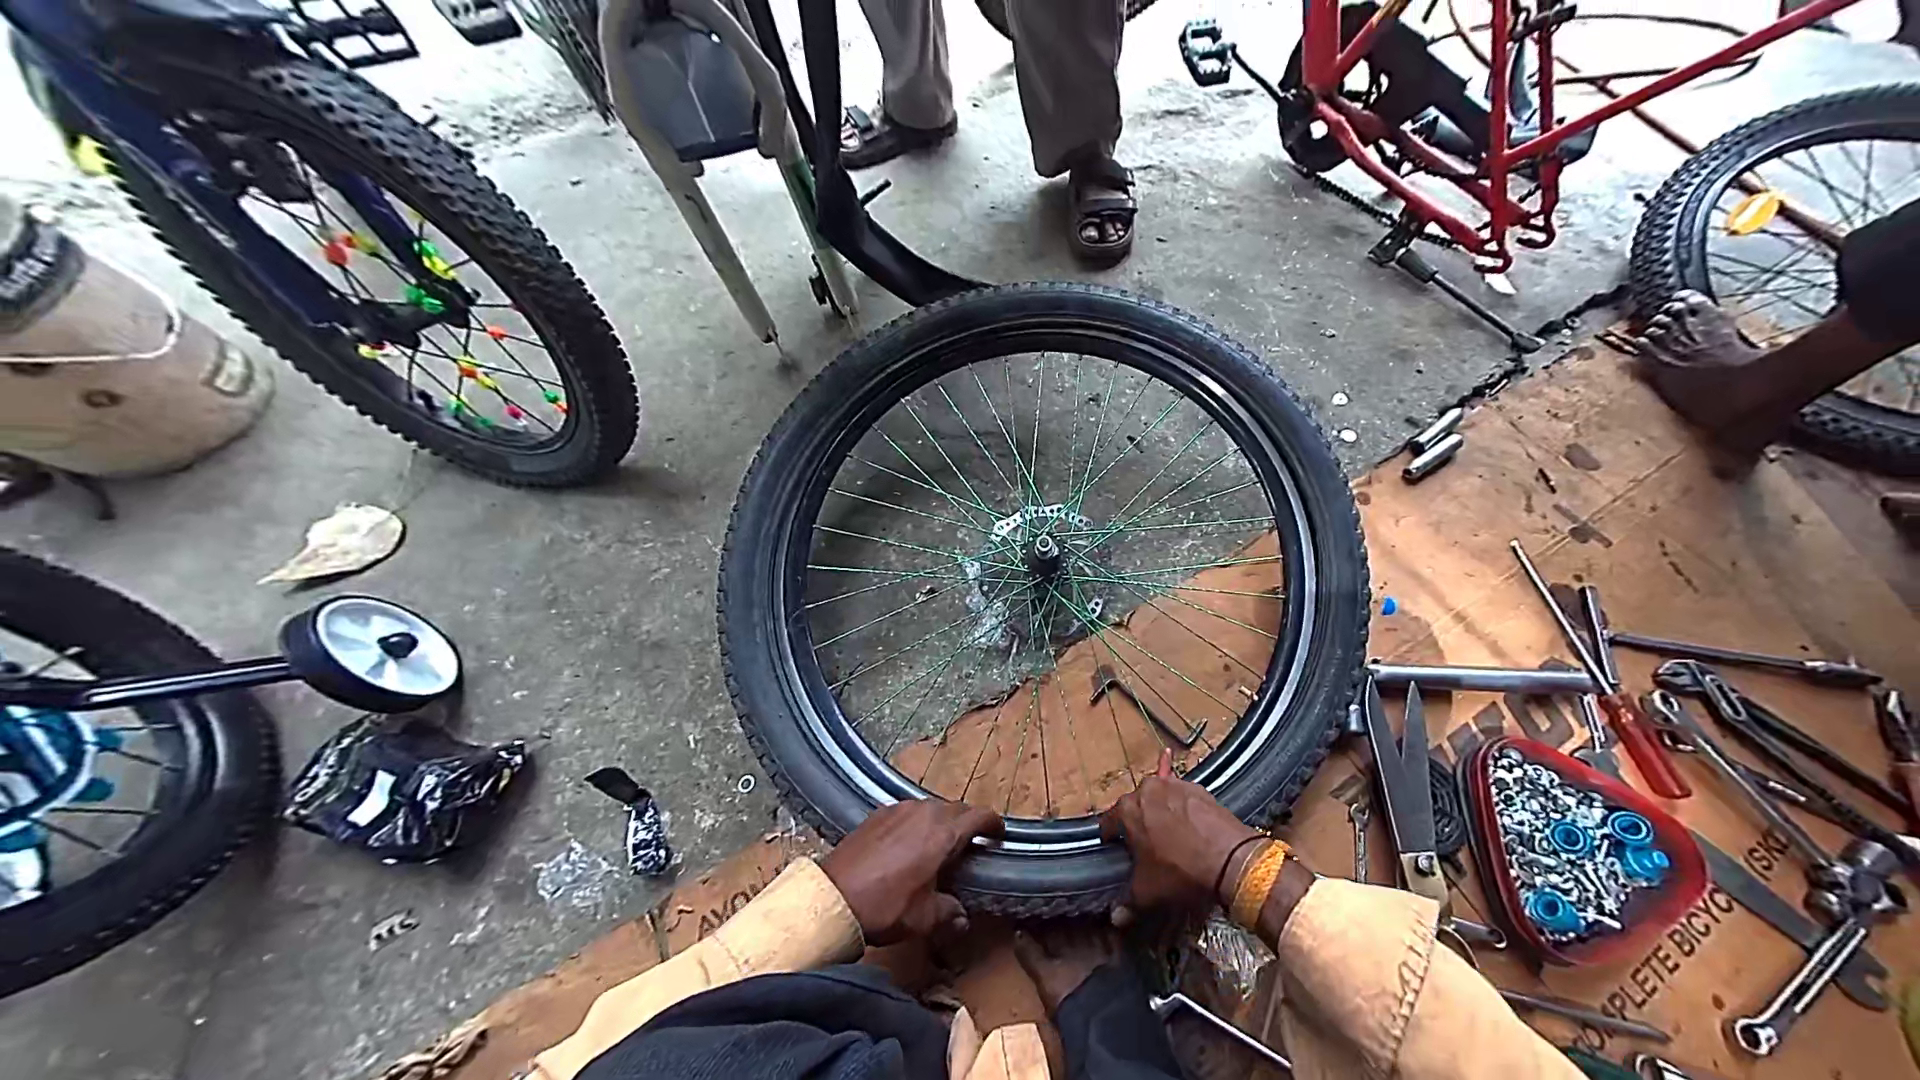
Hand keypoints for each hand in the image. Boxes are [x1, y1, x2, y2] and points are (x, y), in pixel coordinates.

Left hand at [820, 798, 1003, 944]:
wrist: (832, 896)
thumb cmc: (883, 905)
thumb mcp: (923, 917)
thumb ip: (949, 913)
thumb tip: (961, 918)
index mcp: (942, 832)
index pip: (978, 815)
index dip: (993, 823)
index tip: (999, 833)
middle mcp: (923, 812)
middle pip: (956, 809)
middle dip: (968, 823)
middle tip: (973, 845)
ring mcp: (898, 809)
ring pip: (931, 808)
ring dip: (941, 822)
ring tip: (941, 847)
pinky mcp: (878, 814)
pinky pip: (908, 812)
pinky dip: (917, 823)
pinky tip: (910, 846)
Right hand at [1099, 750, 1261, 919]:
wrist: (1231, 858)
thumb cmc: (1180, 871)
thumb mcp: (1149, 891)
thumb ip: (1128, 902)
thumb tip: (1116, 917)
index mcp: (1126, 810)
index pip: (1108, 822)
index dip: (1112, 839)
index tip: (1119, 851)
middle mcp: (1146, 790)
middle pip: (1135, 807)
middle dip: (1138, 824)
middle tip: (1148, 847)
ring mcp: (1173, 785)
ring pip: (1159, 800)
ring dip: (1160, 813)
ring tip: (1173, 837)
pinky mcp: (1197, 788)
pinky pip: (1182, 798)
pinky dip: (1183, 810)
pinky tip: (1192, 829)